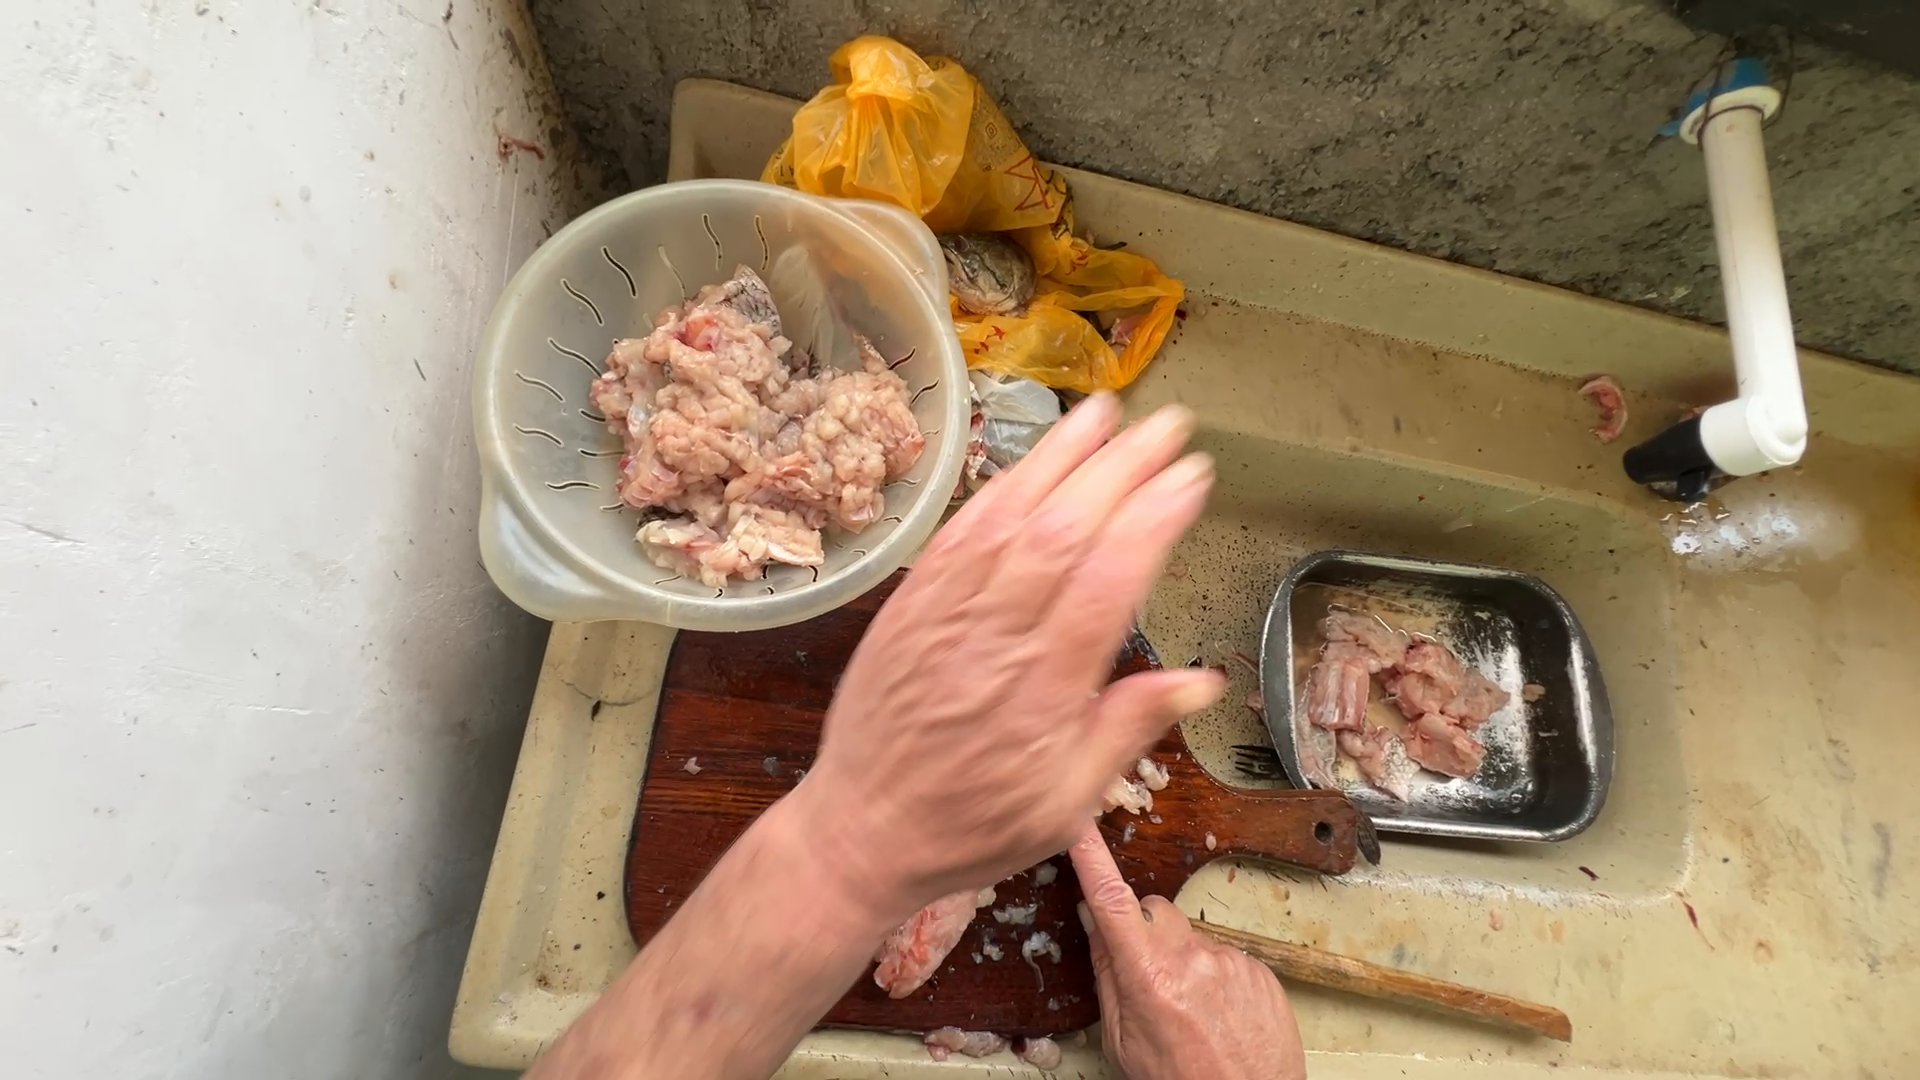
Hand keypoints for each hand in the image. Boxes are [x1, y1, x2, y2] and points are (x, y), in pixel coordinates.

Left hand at [795, 394, 1224, 919]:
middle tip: (1165, 426)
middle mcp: (993, 637)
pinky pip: (956, 534)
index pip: (1108, 581)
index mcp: (1043, 689)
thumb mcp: (1064, 804)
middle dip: (1120, 469)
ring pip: (1007, 518)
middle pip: (1063, 532)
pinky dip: (996, 490)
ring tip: (1101, 412)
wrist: (863, 826)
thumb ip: (1126, 730)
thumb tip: (1202, 680)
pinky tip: (1028, 460)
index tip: (1189, 478)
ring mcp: (943, 612)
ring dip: (1058, 458)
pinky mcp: (907, 603)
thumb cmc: (971, 823)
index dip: (1152, 519)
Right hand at [1070, 826, 1307, 1079]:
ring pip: (1190, 936)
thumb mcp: (1123, 1042)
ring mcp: (1229, 961)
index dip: (1090, 857)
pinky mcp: (1259, 970)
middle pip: (1154, 911)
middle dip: (1146, 930)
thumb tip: (1093, 919)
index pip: (1110, 900)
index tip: (1078, 824)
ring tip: (1194, 1011)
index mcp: (1148, 976)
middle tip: (1151, 976)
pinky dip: (1217, 976)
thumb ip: (1107, 974)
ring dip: (1185, 960)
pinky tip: (1220, 1014)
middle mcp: (1190, 959)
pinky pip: (1225, 956)